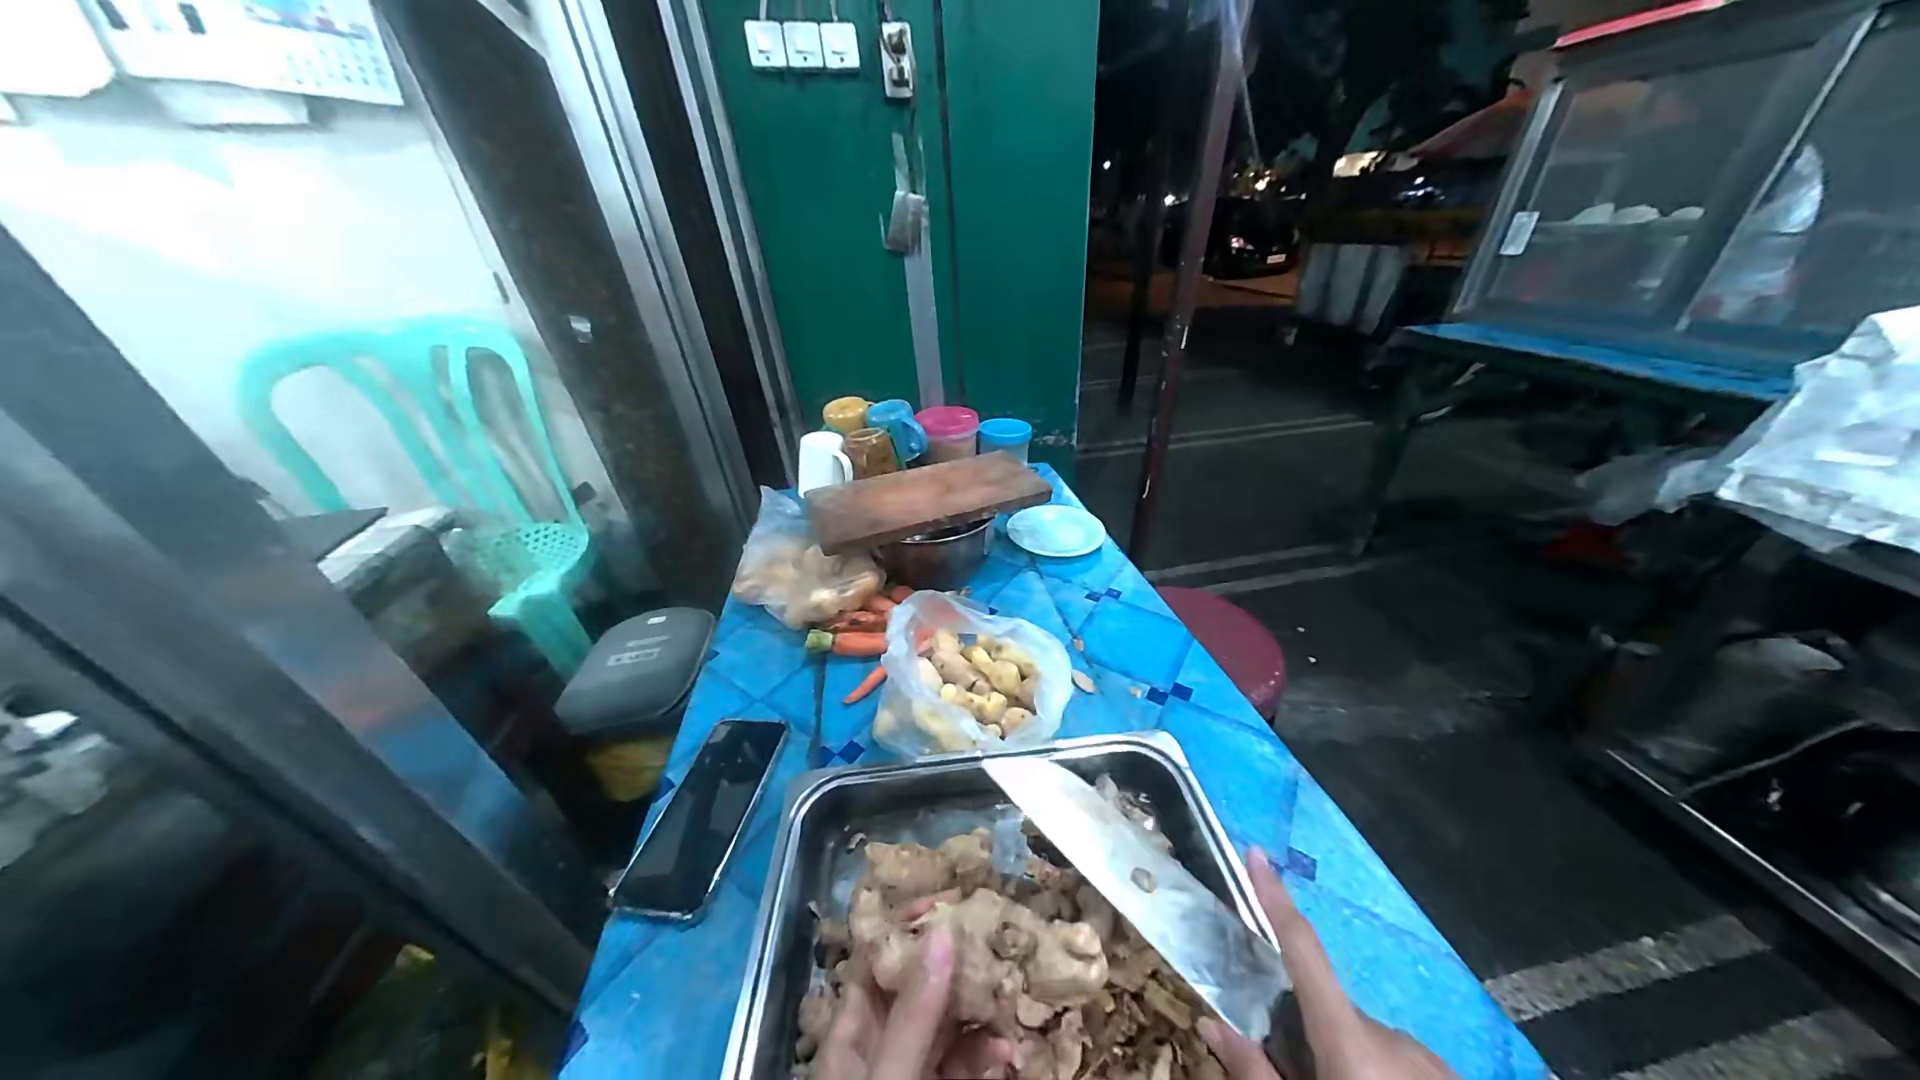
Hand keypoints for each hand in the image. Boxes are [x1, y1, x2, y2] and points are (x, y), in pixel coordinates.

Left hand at [816, 927, 1015, 1079]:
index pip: (874, 957)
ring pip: (948, 1023)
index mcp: (851, 1031)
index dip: (904, 924)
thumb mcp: (889, 1073)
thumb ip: (914, 1011)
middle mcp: (881, 1044)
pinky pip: (965, 1061)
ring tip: (1008, 998)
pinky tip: (1007, 1052)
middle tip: (992, 939)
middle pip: (919, 985)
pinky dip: (987, 1052)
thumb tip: (942, 929)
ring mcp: (911, 1069)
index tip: (945, 899)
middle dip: (955, 963)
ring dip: (980, 1010)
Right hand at [1197, 848, 1456, 1079]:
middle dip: (1313, 1038)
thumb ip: (1255, 1073)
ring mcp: (1432, 1062)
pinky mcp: (1456, 1078)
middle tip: (1302, 1077)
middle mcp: (1392, 1038)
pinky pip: (1403, 1067)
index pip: (1302, 949)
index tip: (1256, 853)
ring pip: (1369, 1044)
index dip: (1276, 898)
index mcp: (1348, 1041)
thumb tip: (1211, 1025)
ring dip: (1353, 1068)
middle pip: (1332, 1013)